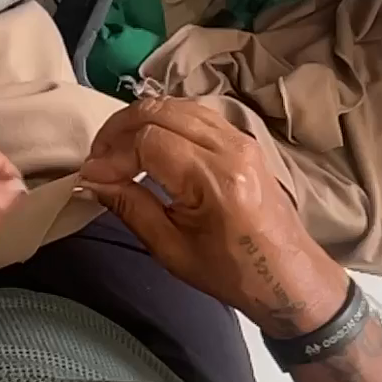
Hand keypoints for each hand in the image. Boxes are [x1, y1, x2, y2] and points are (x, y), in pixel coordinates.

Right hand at [79, 99, 347, 337]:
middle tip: (98, 157)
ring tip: (116, 149)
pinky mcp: (241, 138)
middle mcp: (229, 148)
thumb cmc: (230, 271)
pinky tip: (145, 141)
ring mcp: (239, 138)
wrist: (290, 276)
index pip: (146, 142)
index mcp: (214, 180)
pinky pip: (192, 112)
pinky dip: (160, 119)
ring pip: (173, 105)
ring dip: (136, 120)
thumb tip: (91, 181)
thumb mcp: (170, 249)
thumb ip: (129, 207)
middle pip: (157, 111)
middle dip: (117, 129)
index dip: (111, 155)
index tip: (91, 176)